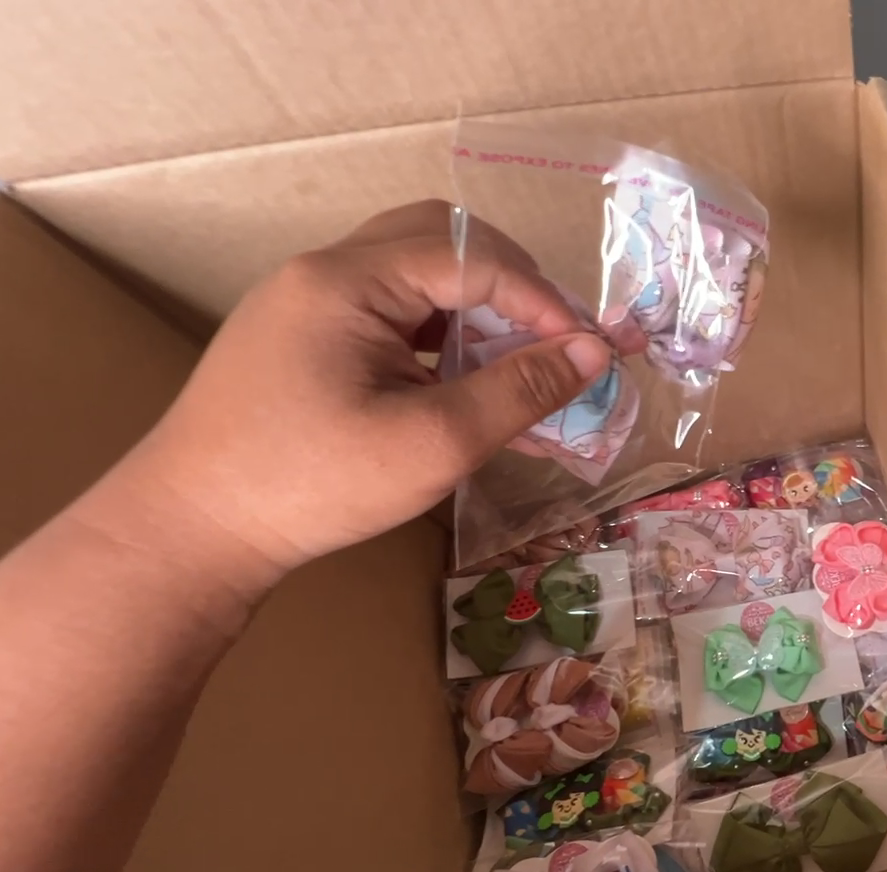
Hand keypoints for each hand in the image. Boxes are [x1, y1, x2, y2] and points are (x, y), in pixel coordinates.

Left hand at [109, 200, 612, 583]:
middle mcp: (329, 274)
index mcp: (347, 283)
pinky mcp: (321, 339)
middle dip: (516, 282)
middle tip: (559, 336)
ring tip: (529, 359)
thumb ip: (522, 389)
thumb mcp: (439, 440)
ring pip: (424, 271)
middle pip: (443, 238)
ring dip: (486, 306)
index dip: (544, 301)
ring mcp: (320, 305)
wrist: (200, 528)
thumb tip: (596, 351)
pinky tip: (483, 381)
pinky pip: (404, 312)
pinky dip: (455, 333)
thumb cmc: (319, 483)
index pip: (472, 259)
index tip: (591, 353)